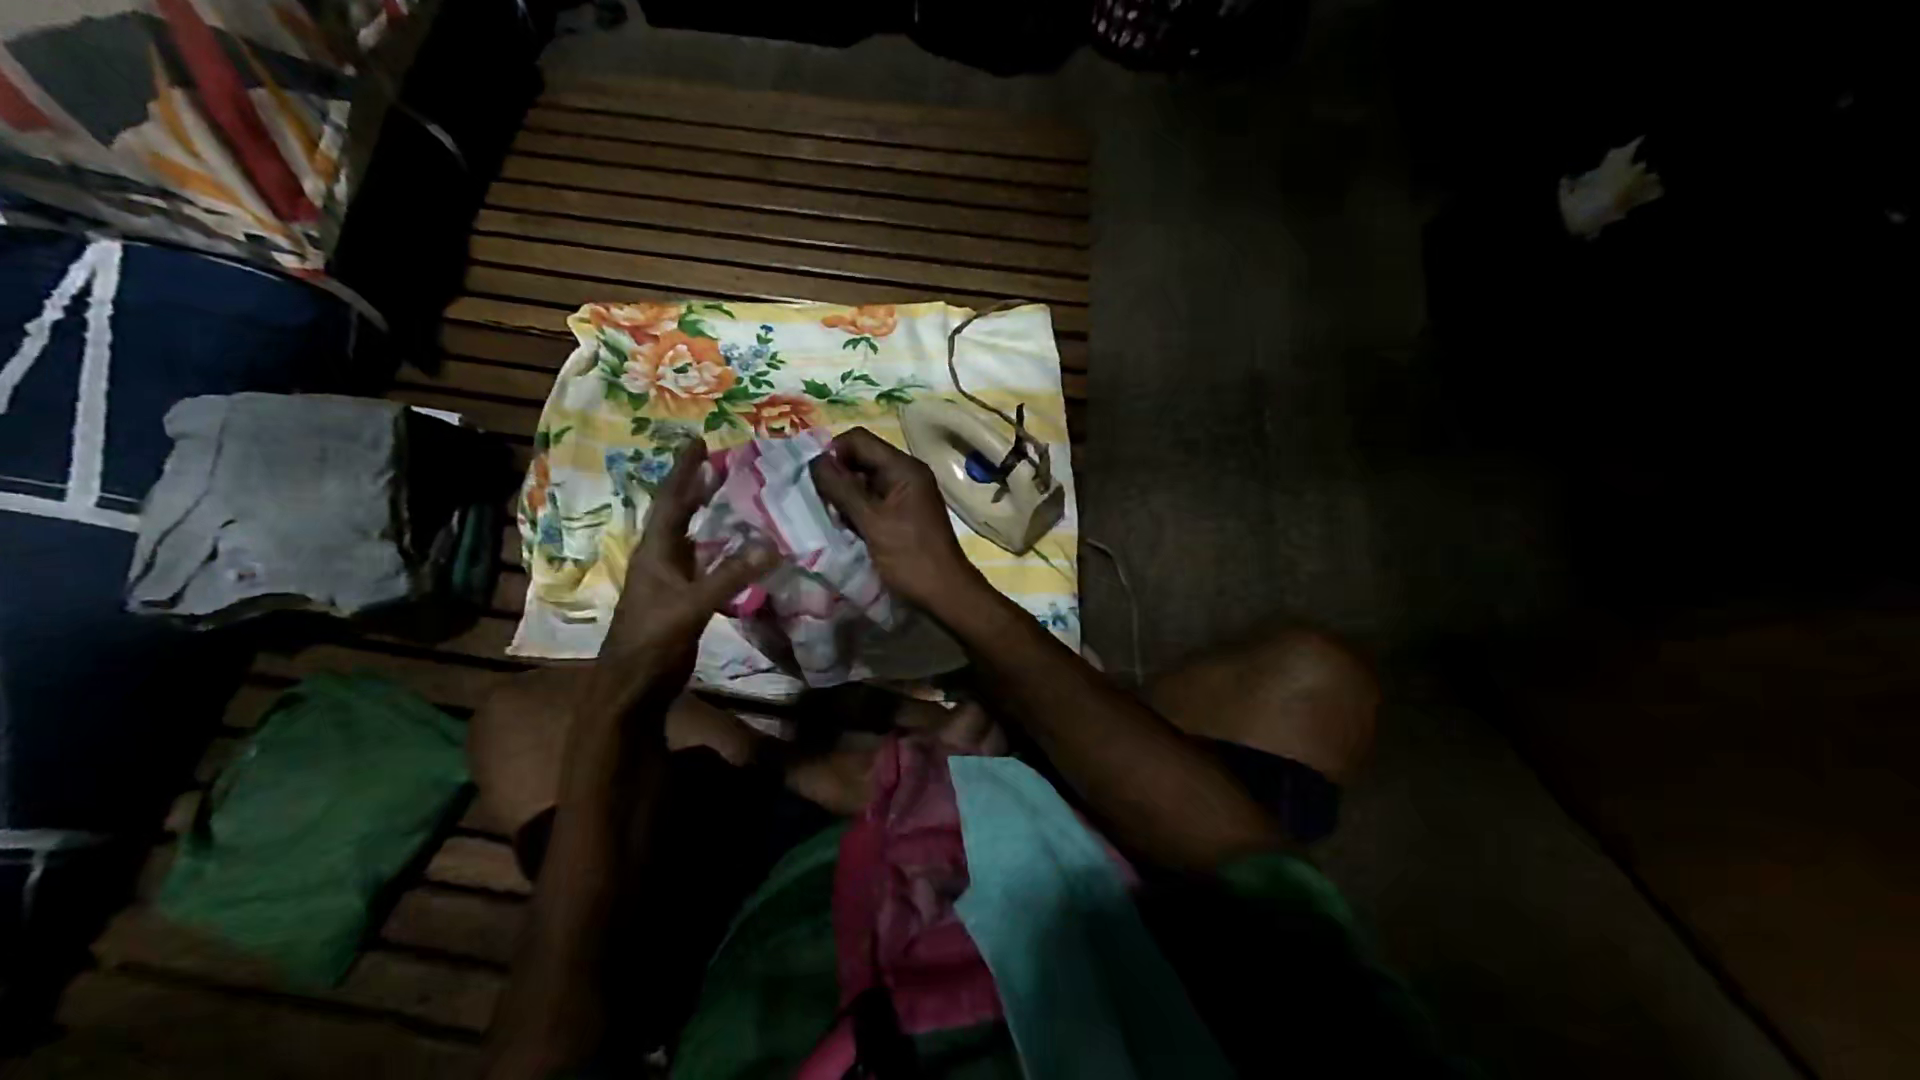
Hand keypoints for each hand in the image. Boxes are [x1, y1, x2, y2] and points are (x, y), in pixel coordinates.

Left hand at [586, 439, 773, 712]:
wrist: (632, 686)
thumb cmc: (652, 640)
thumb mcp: (691, 606)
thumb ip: (730, 576)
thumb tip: (771, 543)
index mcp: (655, 552)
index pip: (671, 501)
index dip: (685, 472)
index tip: (699, 441)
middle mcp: (661, 559)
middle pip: (679, 513)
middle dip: (696, 486)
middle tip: (720, 461)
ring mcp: (671, 579)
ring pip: (692, 537)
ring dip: (709, 515)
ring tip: (731, 494)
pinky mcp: (683, 598)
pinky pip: (705, 562)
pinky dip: (721, 548)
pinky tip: (737, 546)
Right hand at [809, 427, 982, 612]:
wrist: (944, 593)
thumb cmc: (910, 556)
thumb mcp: (871, 521)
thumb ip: (842, 489)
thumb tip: (814, 461)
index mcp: (904, 468)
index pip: (858, 439)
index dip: (832, 452)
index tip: (813, 478)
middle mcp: (906, 474)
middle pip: (861, 459)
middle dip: (836, 475)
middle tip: (818, 500)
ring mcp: (905, 495)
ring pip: (863, 482)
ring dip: (844, 495)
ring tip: (828, 515)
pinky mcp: (902, 514)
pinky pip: (872, 501)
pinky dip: (855, 509)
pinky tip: (843, 527)